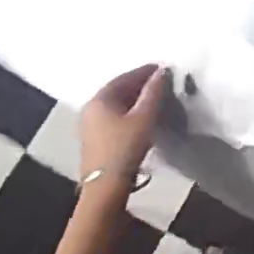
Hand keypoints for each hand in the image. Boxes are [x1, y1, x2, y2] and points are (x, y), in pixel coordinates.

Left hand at [79, 63, 168, 181]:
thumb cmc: (125, 147)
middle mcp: (91, 108)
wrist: (106, 185)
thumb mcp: (144, 117)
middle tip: (161, 82)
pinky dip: (129, 111)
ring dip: (135, 99)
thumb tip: (162, 72)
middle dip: (140, 84)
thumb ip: (153, 92)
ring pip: (116, 104)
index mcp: (100, 99)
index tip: (163, 68)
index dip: (144, 71)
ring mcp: (90, 124)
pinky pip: (114, 116)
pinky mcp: (95, 138)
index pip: (124, 77)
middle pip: (118, 90)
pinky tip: (142, 116)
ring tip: (155, 98)